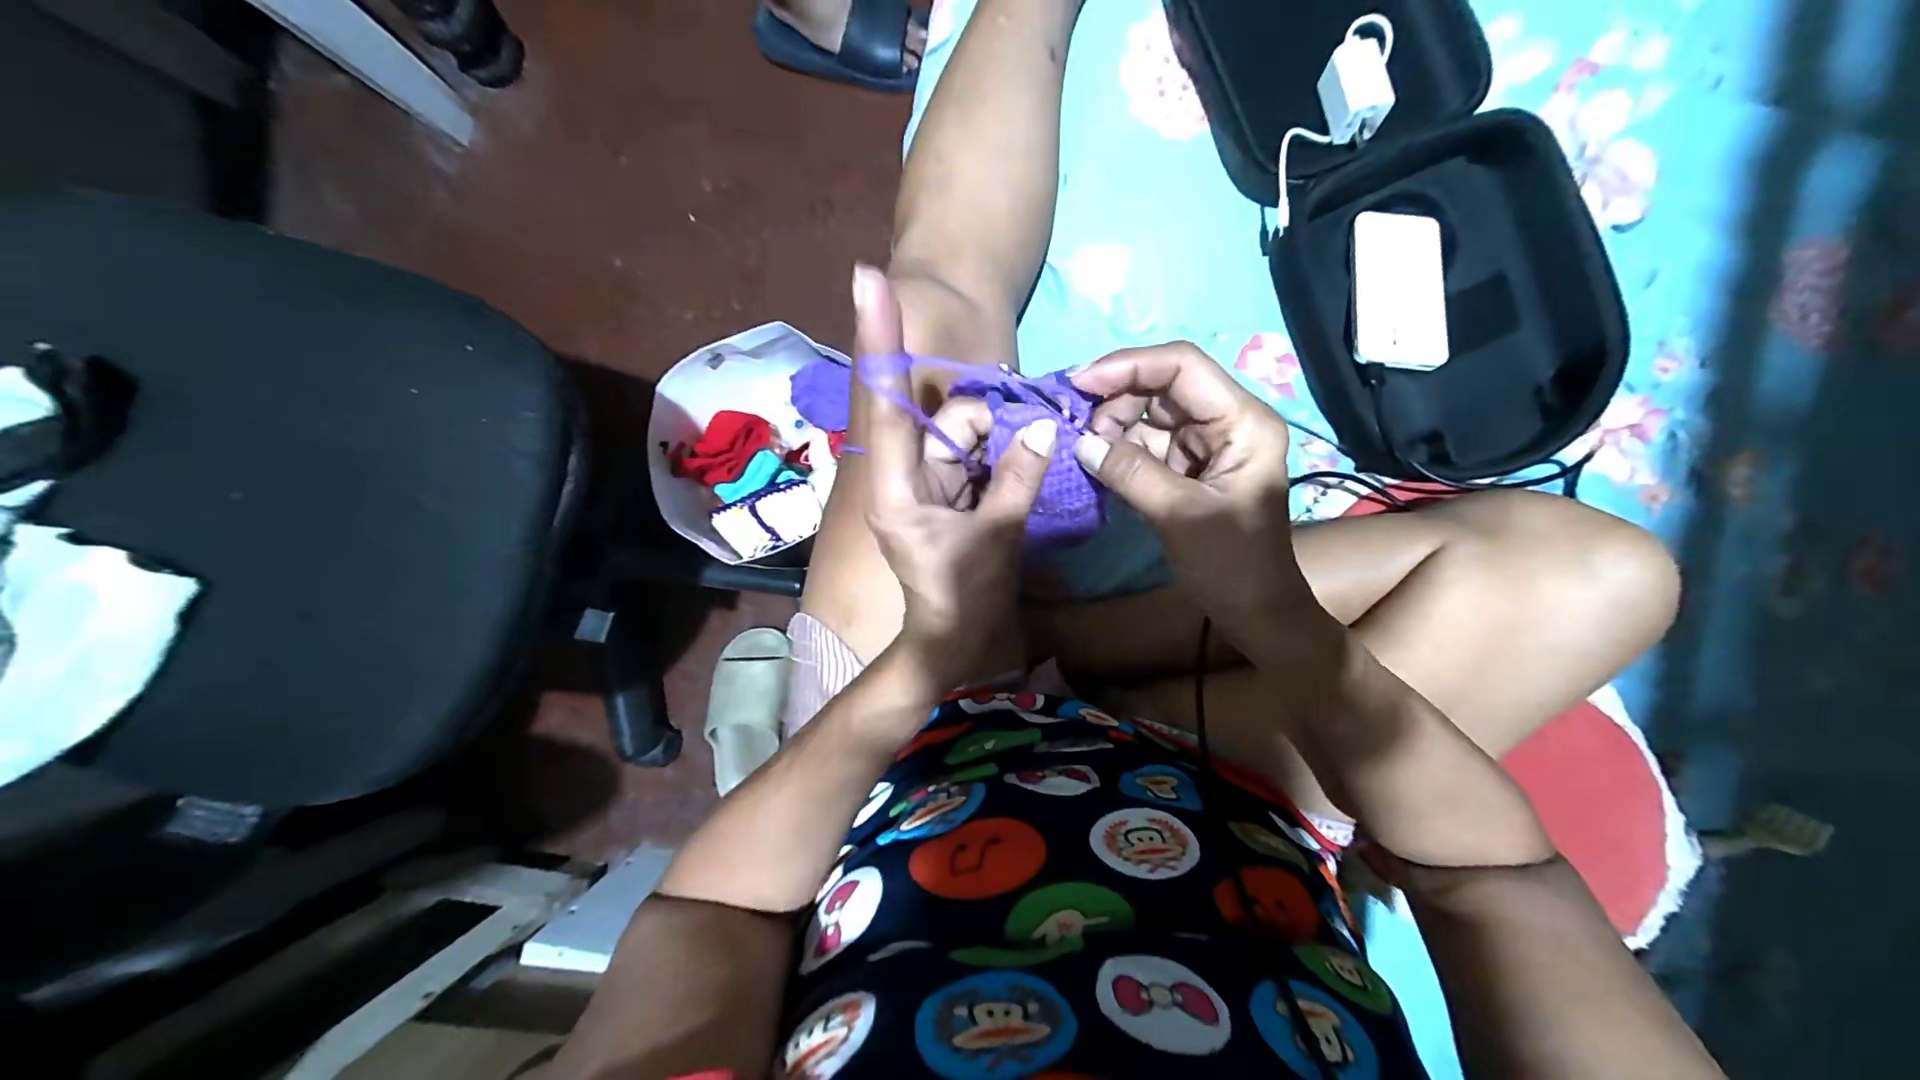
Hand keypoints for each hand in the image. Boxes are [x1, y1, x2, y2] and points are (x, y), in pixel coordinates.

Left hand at [851, 265, 1053, 687]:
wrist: (950, 642)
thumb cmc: (962, 598)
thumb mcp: (997, 538)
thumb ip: (1019, 478)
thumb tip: (1044, 427)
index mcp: (895, 487)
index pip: (885, 402)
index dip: (880, 340)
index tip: (867, 280)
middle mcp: (901, 475)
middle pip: (936, 417)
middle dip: (978, 419)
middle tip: (1012, 445)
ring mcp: (922, 482)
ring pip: (958, 434)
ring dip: (994, 440)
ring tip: (1020, 472)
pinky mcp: (942, 491)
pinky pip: (969, 453)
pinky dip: (995, 453)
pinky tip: (1019, 465)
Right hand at [1067, 342, 1318, 640]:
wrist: (1255, 610)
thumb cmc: (1231, 564)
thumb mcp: (1180, 516)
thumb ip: (1130, 472)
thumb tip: (1081, 442)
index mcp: (1242, 421)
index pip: (1182, 366)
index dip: (1129, 366)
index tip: (1080, 383)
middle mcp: (1227, 420)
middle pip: (1164, 384)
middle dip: (1118, 398)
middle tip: (1081, 429)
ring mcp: (1208, 443)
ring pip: (1152, 412)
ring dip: (1116, 424)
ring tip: (1090, 450)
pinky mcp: (1190, 466)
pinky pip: (1149, 442)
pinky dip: (1122, 448)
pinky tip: (1101, 462)